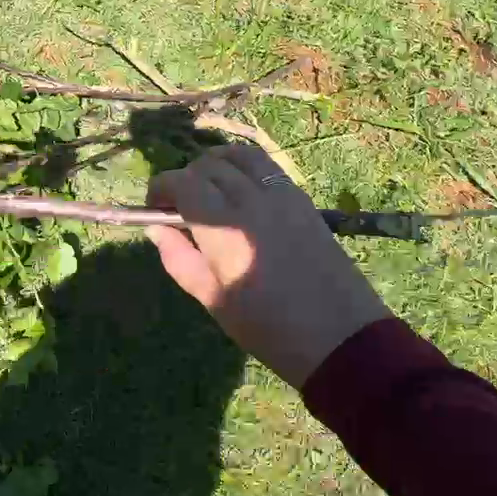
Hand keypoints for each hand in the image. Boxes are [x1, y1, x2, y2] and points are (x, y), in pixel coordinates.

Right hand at [145, 144, 389, 387]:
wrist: (341, 339)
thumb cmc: (268, 327)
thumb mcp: (211, 299)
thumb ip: (178, 258)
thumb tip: (156, 228)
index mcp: (222, 229)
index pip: (180, 182)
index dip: (160, 189)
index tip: (155, 209)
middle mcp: (250, 202)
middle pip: (206, 166)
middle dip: (185, 179)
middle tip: (180, 206)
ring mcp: (280, 196)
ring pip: (237, 156)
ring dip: (215, 164)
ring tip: (210, 188)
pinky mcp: (302, 199)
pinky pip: (266, 165)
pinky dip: (243, 166)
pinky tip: (239, 188)